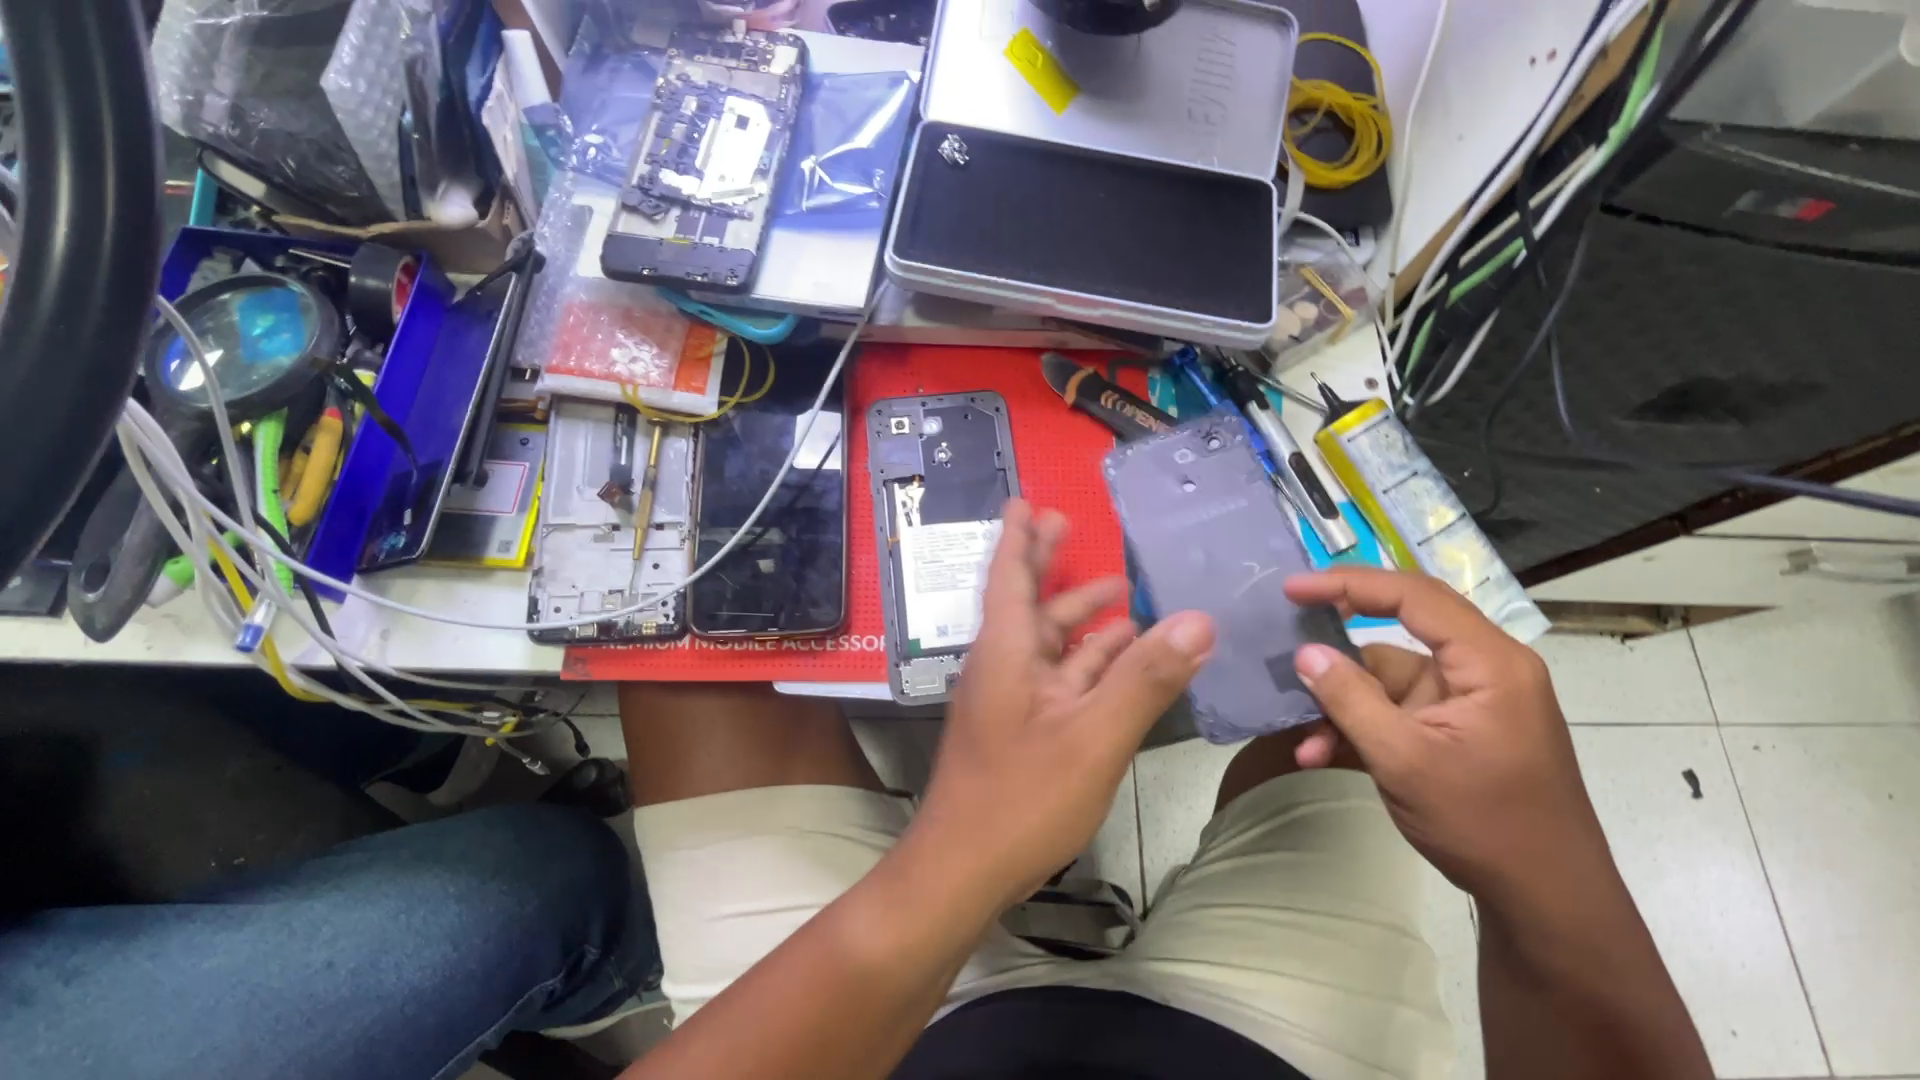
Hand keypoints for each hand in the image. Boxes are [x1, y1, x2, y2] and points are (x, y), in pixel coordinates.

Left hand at [908, 499, 1214, 909]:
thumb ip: (1145, 679)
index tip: (1025, 501)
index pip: (1009, 577)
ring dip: (1079, 618)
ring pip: (1047, 645)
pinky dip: (1086, 663)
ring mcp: (1009, 701)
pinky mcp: (1020, 731)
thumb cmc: (1021, 798)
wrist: (963, 869)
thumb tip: (1198, 620)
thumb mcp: (1093, 736)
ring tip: (1120, 594)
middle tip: (1071, 525)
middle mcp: (1003, 667)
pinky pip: (1056, 680)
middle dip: (1049, 565)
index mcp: (1006, 652)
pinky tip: (1117, 661)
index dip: (1018, 538)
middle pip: (1029, 603)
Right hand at [1282, 566, 1609, 901]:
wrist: (1544, 898)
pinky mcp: (1454, 731)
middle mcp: (1480, 670)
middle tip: (1285, 647)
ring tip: (1304, 744)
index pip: (1414, 597)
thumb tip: (1305, 653)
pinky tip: (1322, 755)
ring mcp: (1466, 703)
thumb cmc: (1485, 822)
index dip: (1350, 584)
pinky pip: (1396, 713)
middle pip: (1396, 637)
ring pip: (1388, 682)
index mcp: (1489, 662)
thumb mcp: (1404, 759)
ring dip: (1342, 709)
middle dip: (1338, 653)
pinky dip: (1360, 729)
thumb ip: (1351, 700)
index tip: (1294, 588)